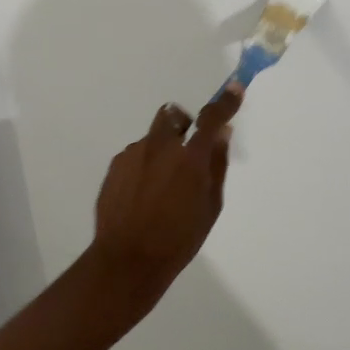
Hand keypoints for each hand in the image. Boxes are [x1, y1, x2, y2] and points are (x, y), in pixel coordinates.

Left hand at [86, 82, 243, 302]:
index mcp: (190, 158)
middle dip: (182, 125)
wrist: (127, 260)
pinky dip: (143, 167)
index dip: (225, 102)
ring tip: (159, 188)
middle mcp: (161, 146)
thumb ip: (216, 166)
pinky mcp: (115, 165)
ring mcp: (134, 153)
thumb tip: (221, 135)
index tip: (234, 89)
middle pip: (173, 115)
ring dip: (161, 151)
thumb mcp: (210, 207)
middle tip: (185, 152)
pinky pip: (135, 155)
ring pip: (152, 138)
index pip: (212, 119)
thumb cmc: (178, 240)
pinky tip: (141, 196)